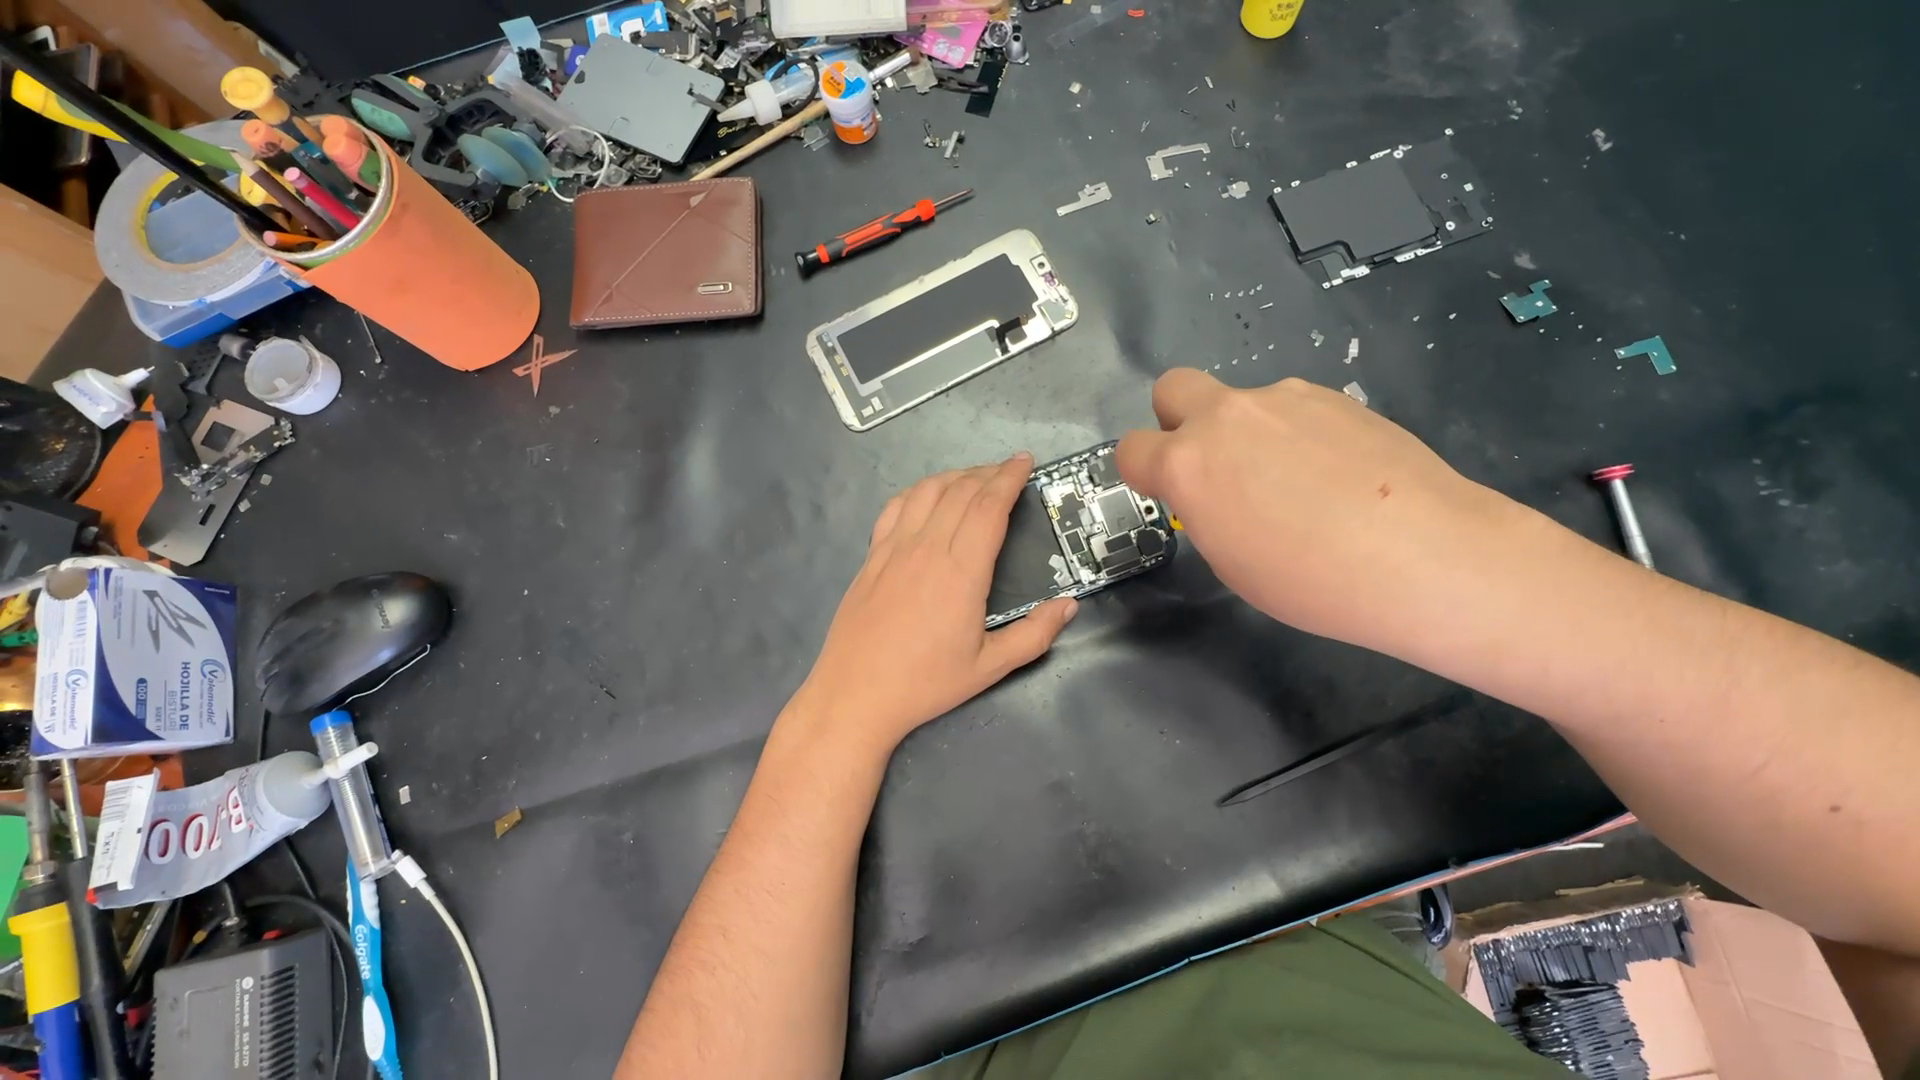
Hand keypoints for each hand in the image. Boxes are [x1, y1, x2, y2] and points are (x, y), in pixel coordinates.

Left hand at [787, 454, 1078, 751]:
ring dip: (955, 476)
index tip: (1024, 463)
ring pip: (926, 492)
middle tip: (1009, 469)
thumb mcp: (989, 668)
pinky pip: (895, 508)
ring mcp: (893, 549)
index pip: (988, 507)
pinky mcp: (871, 557)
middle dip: (988, 472)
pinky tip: (928, 495)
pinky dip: (918, 491)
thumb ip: (1035, 635)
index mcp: (961, 572)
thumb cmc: (926, 684)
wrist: (856, 694)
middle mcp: (926, 549)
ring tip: (975, 477)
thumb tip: (1070, 605)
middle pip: (960, 492)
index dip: (1008, 479)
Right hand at [1116, 371, 1519, 653]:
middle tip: (1214, 466)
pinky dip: (1298, 433)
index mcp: (1187, 464)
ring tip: (1301, 484)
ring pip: (1242, 401)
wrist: (1423, 554)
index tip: (1168, 495)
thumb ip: (1206, 512)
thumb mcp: (1231, 562)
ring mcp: (1283, 398)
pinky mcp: (1334, 395)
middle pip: (1172, 388)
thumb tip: (1217, 494)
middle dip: (1177, 421)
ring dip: (1249, 432)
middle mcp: (1226, 417)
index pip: (1130, 450)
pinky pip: (1293, 409)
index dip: (1141, 474)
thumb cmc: (1311, 581)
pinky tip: (1338, 475)